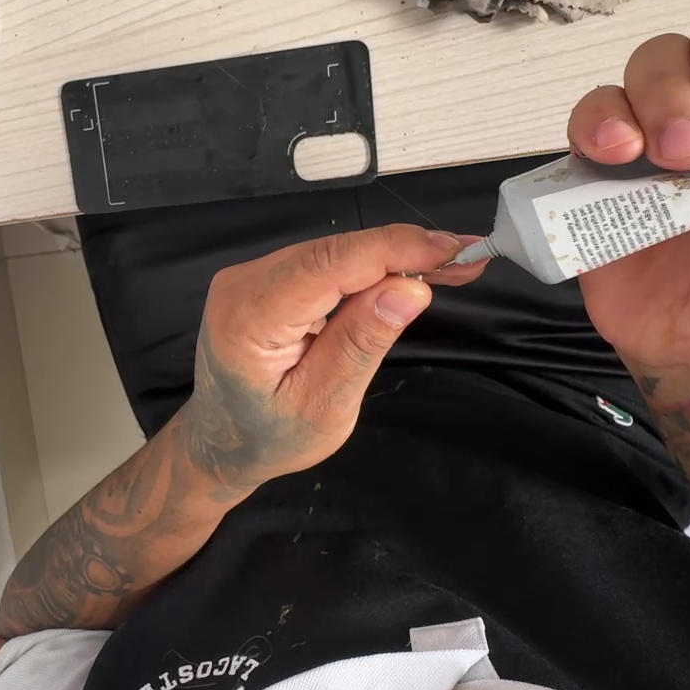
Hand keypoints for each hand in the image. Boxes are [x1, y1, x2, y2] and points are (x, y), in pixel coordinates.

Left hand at [178, 224, 480, 490]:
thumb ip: (361, 345)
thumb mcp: (323, 407)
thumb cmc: (268, 437)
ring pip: (331, 254)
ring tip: (449, 270)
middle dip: (402, 253)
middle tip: (468, 261)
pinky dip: (365, 269)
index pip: (327, 265)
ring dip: (389, 260)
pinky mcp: (262, 279)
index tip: (453, 248)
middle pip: (332, 253)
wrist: (220, 441)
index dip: (394, 250)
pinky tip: (403, 276)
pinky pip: (321, 264)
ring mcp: (248, 277)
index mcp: (247, 319)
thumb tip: (409, 288)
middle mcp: (241, 284)